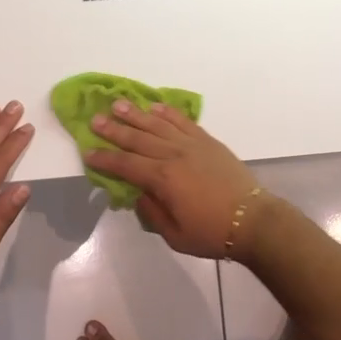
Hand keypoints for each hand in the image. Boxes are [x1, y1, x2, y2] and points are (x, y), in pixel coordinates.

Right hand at [84, 99, 261, 258]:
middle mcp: (173, 155)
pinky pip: (182, 120)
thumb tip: (137, 195)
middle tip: (95, 119)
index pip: (126, 165)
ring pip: (157, 124)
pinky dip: (167, 112)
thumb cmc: (211, 232)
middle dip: (114, 129)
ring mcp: (191, 144)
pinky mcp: (206, 140)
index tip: (88, 152)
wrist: (252, 218)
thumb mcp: (175, 235)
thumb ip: (152, 213)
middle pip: (137, 138)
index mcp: (163, 179)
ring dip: (136, 114)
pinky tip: (155, 106)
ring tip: (118, 104)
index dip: (106, 158)